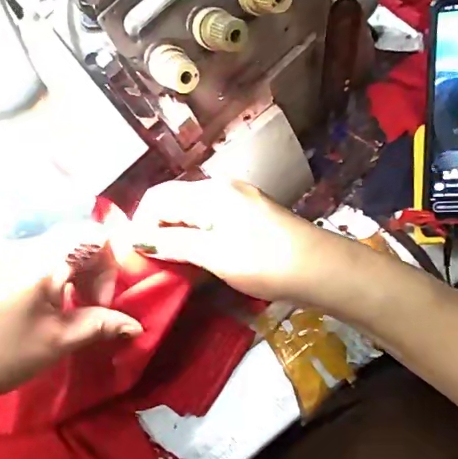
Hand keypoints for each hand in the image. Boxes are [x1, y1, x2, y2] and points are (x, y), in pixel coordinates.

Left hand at [0, 227, 143, 432]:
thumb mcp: (57, 343)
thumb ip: (100, 325)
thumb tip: (136, 325)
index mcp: (40, 258)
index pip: (93, 235)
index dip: (110, 267)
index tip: (101, 304)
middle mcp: (17, 245)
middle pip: (70, 240)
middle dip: (90, 272)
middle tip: (86, 311)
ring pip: (46, 250)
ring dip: (65, 275)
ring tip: (57, 314)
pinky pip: (21, 259)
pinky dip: (39, 277)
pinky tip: (25, 312)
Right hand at [129, 178, 360, 305]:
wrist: (322, 270)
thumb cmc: (264, 261)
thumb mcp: (212, 254)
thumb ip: (172, 243)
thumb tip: (136, 238)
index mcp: (209, 192)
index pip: (157, 197)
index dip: (139, 223)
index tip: (135, 254)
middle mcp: (222, 188)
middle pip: (174, 202)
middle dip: (156, 228)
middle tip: (149, 262)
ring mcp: (239, 201)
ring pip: (192, 213)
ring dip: (176, 234)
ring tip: (170, 263)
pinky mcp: (250, 217)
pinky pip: (210, 221)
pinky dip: (196, 237)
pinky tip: (198, 258)